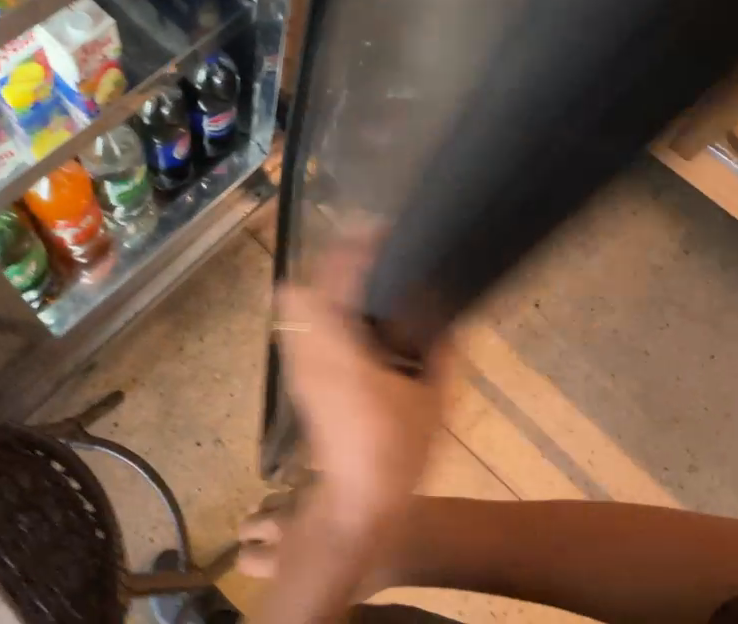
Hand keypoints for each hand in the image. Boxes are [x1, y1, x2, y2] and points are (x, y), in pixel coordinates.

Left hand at [236, 281, 451, 619]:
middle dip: (330, 264)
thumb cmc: (397, 452)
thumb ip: (441, 352)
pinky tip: (351, 323)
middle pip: (300, 286)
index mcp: (343, 352)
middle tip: (367, 260)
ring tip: (360, 285)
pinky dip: (318, 311)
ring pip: (293, 305)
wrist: (357, 504)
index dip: (353, 248)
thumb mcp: (434, 401)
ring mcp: (297, 366)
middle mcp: (311, 352)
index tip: (378, 232)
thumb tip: (444, 312)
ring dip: (322, 286)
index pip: (336, 281)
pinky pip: (298, 327)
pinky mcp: (297, 379)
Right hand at [236, 490, 403, 602]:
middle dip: (252, 530)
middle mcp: (281, 527)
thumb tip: (294, 587)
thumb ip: (306, 585)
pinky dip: (291, 480)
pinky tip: (297, 485)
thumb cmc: (369, 570)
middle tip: (260, 535)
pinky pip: (290, 474)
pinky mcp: (313, 474)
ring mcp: (295, 497)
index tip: (254, 560)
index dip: (249, 560)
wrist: (397, 527)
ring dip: (269, 506)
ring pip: (266, 498)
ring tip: (275, 511)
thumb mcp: (334, 593)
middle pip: (248, 524)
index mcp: (281, 562)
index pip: (246, 559)